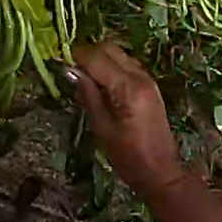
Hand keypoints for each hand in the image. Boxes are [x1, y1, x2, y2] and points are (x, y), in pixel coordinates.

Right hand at [70, 41, 186, 197]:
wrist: (161, 172)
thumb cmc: (128, 157)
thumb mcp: (102, 128)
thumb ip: (87, 95)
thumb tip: (70, 71)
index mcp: (128, 88)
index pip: (97, 58)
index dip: (76, 56)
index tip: (60, 62)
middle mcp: (140, 76)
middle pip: (109, 49)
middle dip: (88, 54)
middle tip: (71, 69)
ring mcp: (147, 79)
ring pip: (119, 54)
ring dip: (100, 58)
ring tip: (83, 77)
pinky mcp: (149, 85)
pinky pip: (126, 64)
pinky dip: (111, 66)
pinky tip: (100, 83)